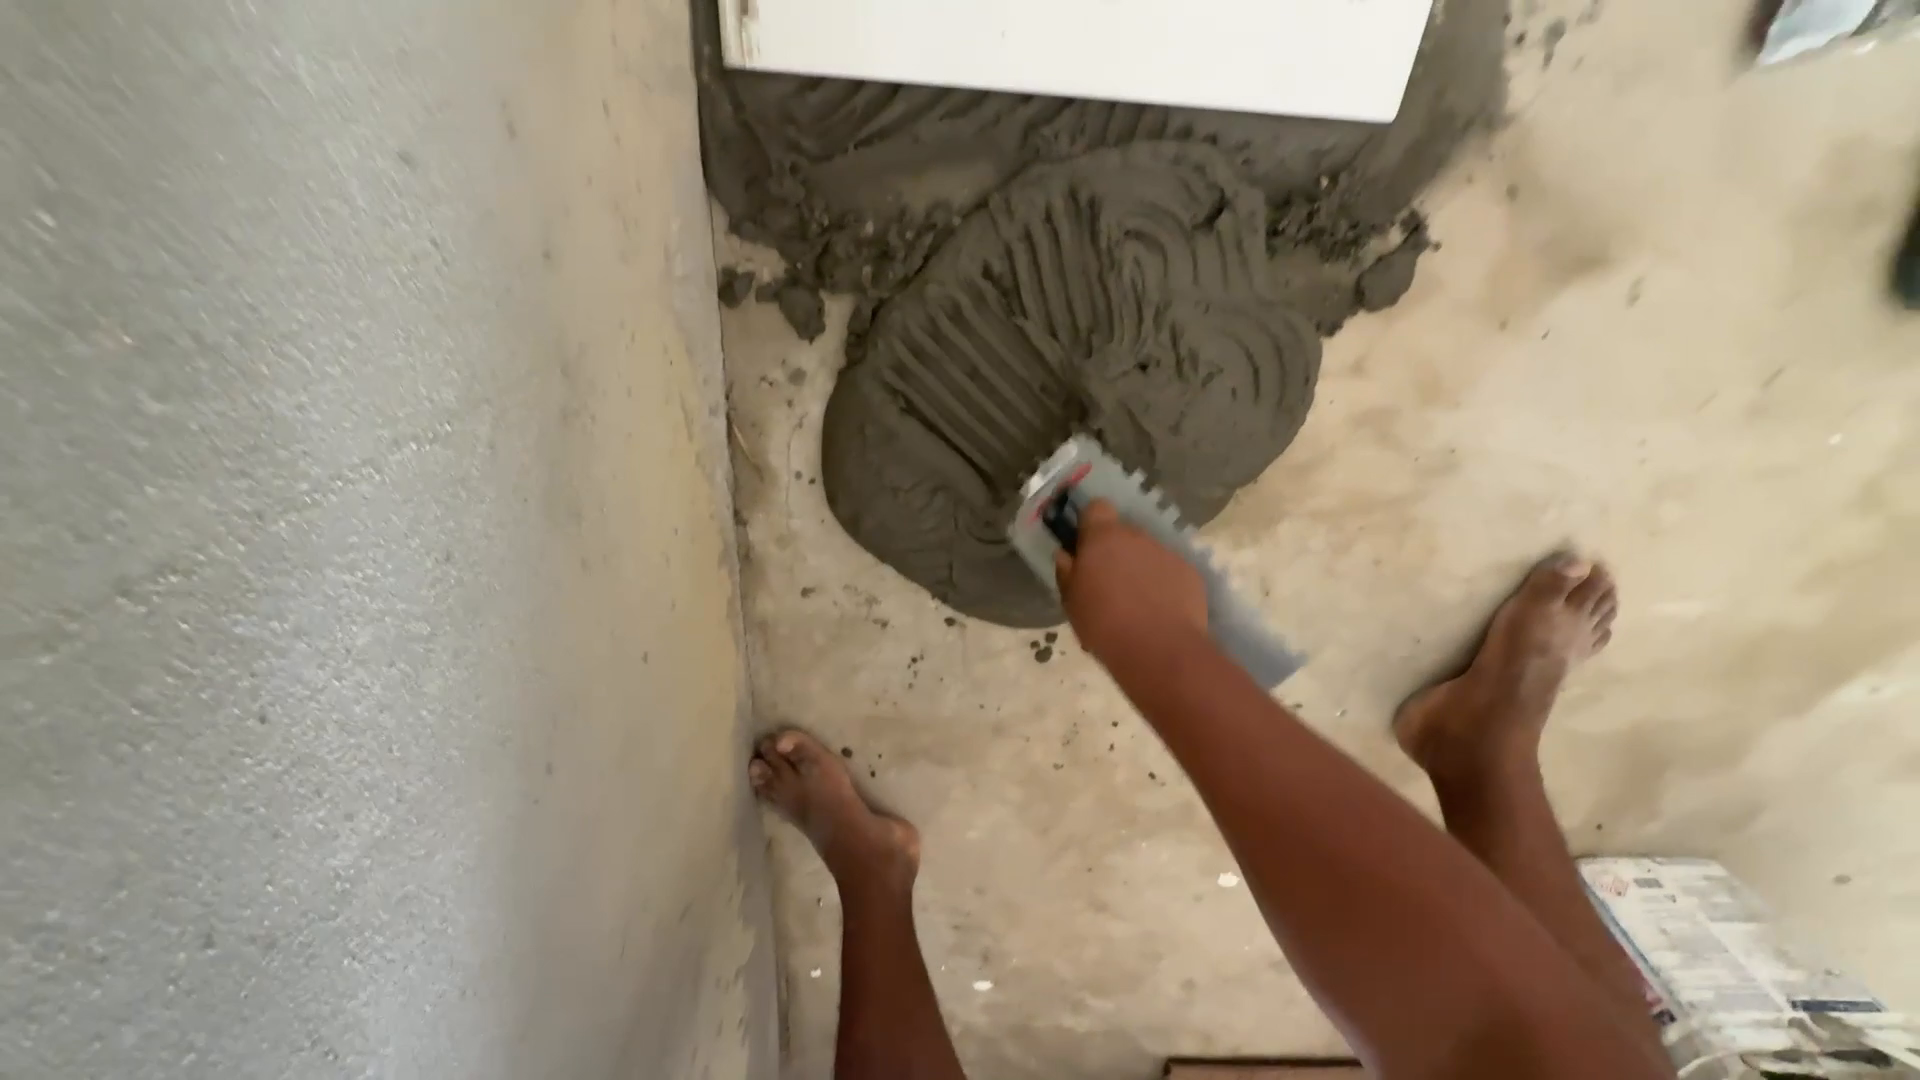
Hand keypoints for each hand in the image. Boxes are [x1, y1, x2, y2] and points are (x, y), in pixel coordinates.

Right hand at [1053, 499, 1207, 662]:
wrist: (1158, 649)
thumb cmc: (1103, 623)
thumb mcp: (1071, 602)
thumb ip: (1067, 573)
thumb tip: (1066, 555)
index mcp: (1103, 538)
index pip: (1096, 507)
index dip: (1091, 523)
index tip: (1086, 546)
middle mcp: (1137, 536)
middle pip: (1124, 533)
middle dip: (1116, 551)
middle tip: (1109, 583)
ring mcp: (1167, 552)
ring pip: (1148, 553)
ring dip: (1141, 569)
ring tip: (1137, 603)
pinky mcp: (1190, 572)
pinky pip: (1171, 571)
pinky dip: (1164, 585)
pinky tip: (1160, 612)